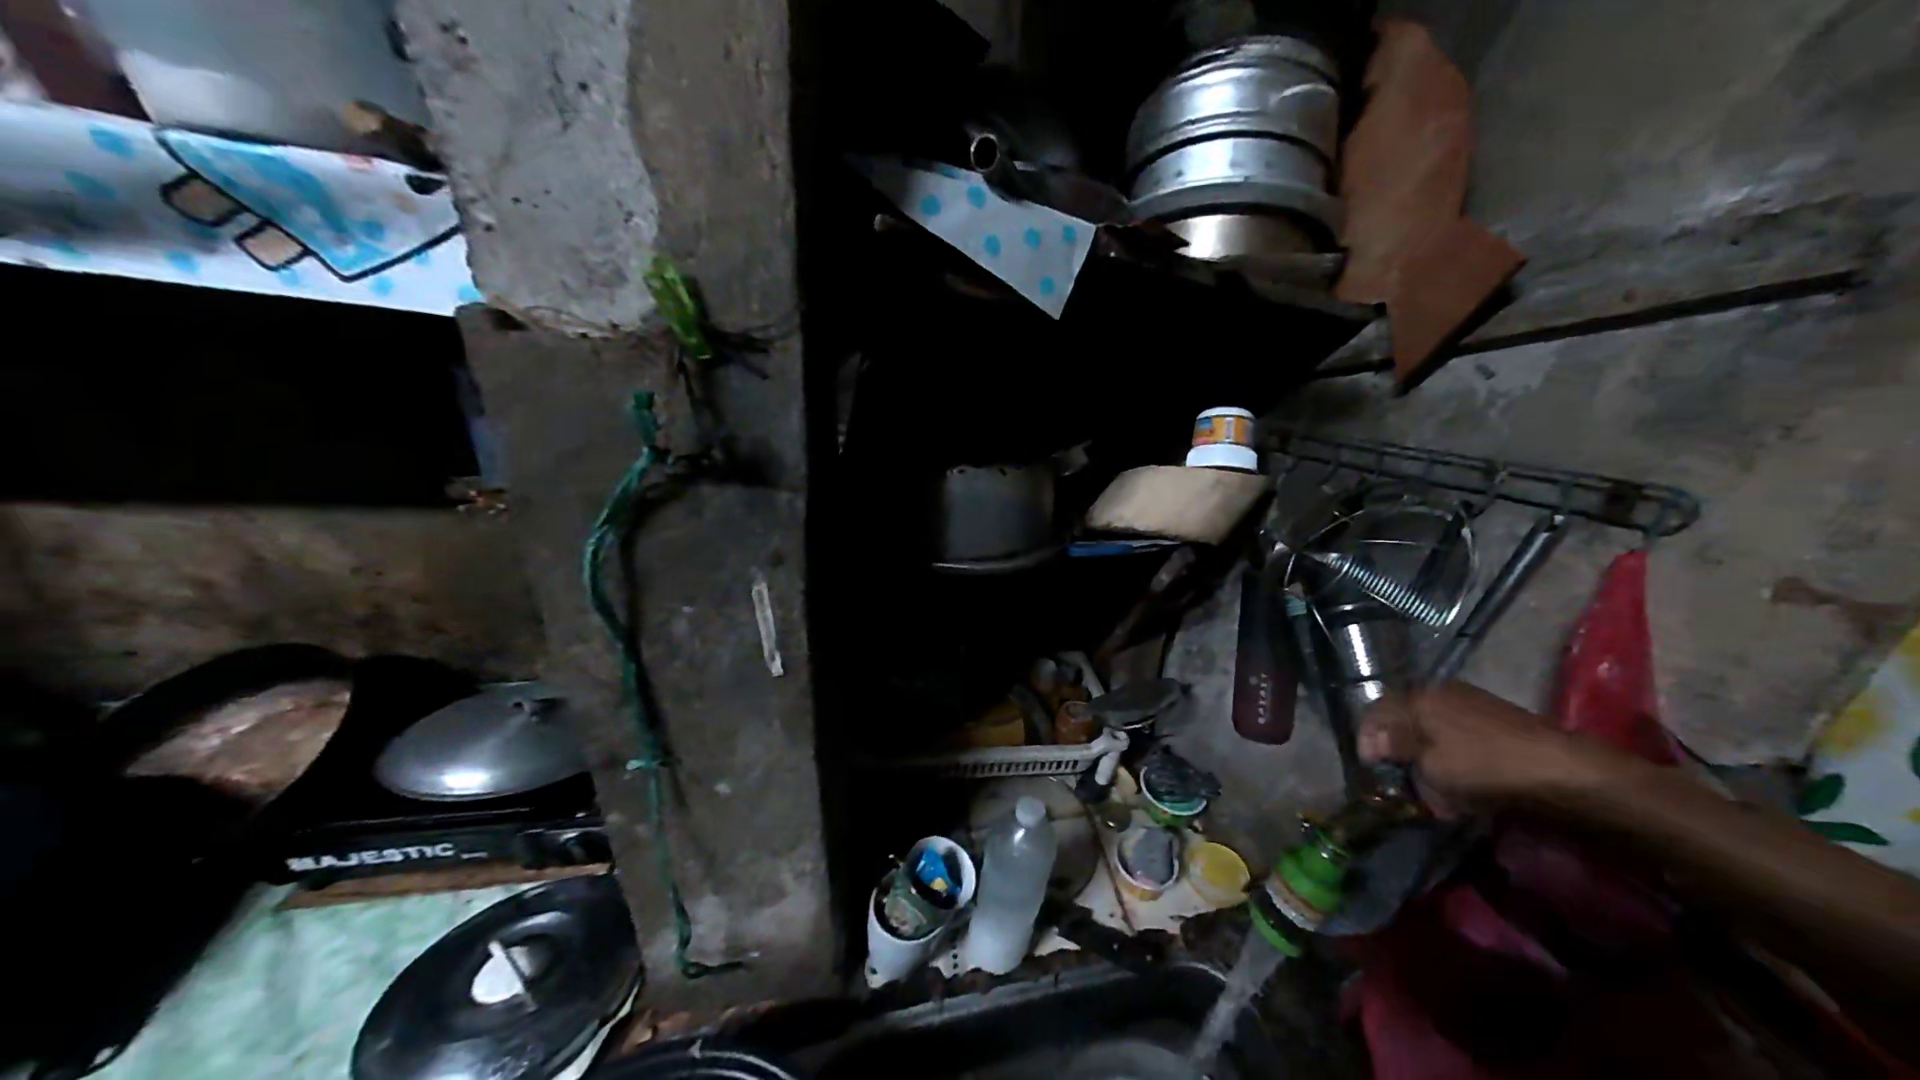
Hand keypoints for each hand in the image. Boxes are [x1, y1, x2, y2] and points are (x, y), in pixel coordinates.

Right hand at [1358, 682, 1605, 816]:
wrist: (1565, 772)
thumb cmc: (1485, 767)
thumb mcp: (1431, 765)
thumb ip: (1396, 749)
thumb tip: (1375, 742)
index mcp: (1419, 698)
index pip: (1376, 712)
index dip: (1366, 739)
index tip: (1370, 767)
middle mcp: (1441, 693)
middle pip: (1404, 718)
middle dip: (1396, 747)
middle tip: (1399, 777)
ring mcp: (1472, 703)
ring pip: (1431, 728)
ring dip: (1425, 754)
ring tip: (1432, 784)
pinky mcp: (1497, 719)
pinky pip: (1457, 734)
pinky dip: (1450, 755)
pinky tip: (1461, 779)